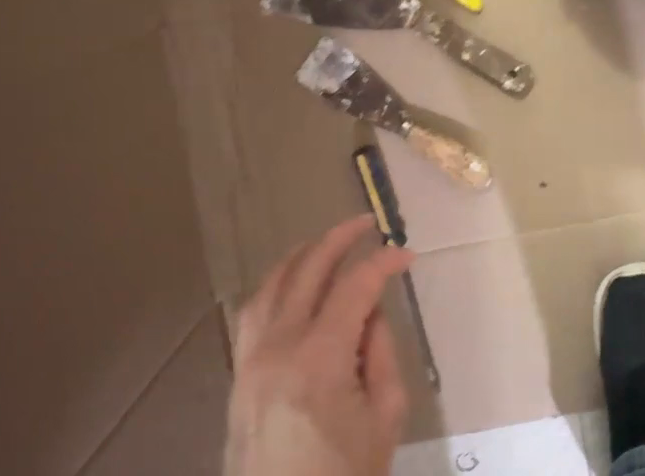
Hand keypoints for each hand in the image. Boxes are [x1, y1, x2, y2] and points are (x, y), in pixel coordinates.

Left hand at [224, 215, 414, 475]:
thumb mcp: (384, 421)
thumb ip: (382, 356)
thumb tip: (372, 315)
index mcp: (319, 360)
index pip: (354, 287)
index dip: (383, 262)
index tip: (407, 254)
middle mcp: (277, 349)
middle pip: (306, 272)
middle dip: (339, 239)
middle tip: (367, 223)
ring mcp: (250, 361)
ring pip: (270, 286)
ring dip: (301, 255)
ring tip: (326, 242)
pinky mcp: (238, 378)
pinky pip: (252, 314)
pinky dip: (275, 286)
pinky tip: (291, 284)